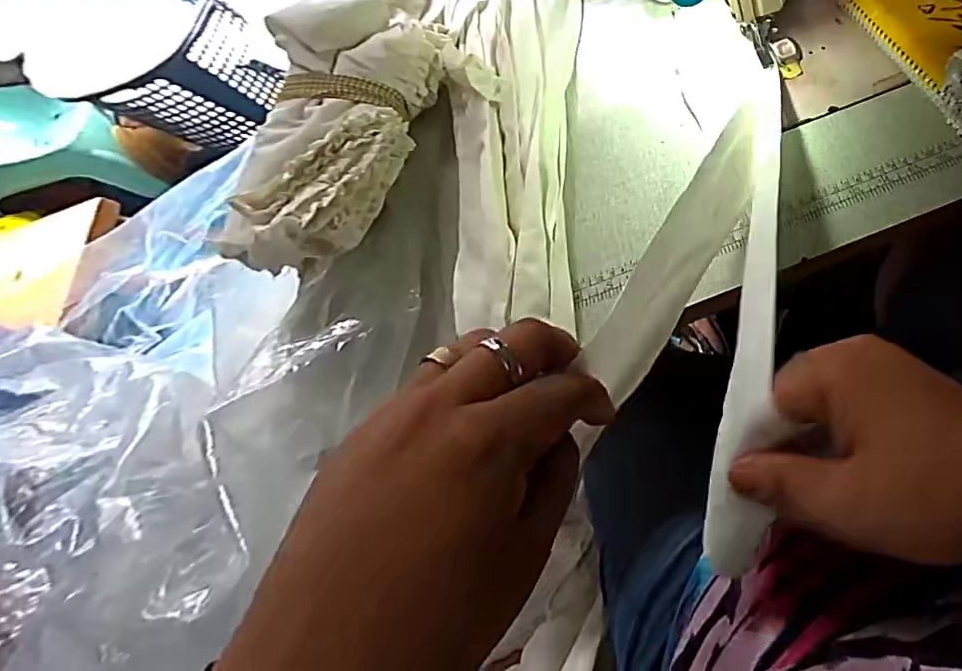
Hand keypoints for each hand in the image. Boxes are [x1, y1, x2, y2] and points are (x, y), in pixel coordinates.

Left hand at [220, 321, 614, 670]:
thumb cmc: (439, 621)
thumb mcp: (525, 554)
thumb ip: (556, 478)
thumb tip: (559, 437)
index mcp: (487, 439)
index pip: (560, 390)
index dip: (593, 396)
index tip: (603, 414)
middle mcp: (439, 408)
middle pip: (514, 341)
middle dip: (556, 349)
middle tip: (571, 376)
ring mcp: (392, 416)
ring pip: (463, 349)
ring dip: (504, 357)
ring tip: (518, 389)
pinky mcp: (358, 435)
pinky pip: (422, 383)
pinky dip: (457, 383)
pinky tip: (461, 424)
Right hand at [726, 335, 961, 564]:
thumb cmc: (930, 492)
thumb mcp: (846, 502)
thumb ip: (783, 485)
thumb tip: (737, 471)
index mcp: (837, 367)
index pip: (769, 397)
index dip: (754, 448)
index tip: (747, 497)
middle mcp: (858, 354)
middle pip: (797, 398)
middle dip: (783, 451)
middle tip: (775, 506)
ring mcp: (887, 369)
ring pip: (828, 409)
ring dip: (814, 452)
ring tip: (807, 503)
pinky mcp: (909, 392)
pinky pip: (857, 413)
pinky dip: (844, 447)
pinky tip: (846, 485)